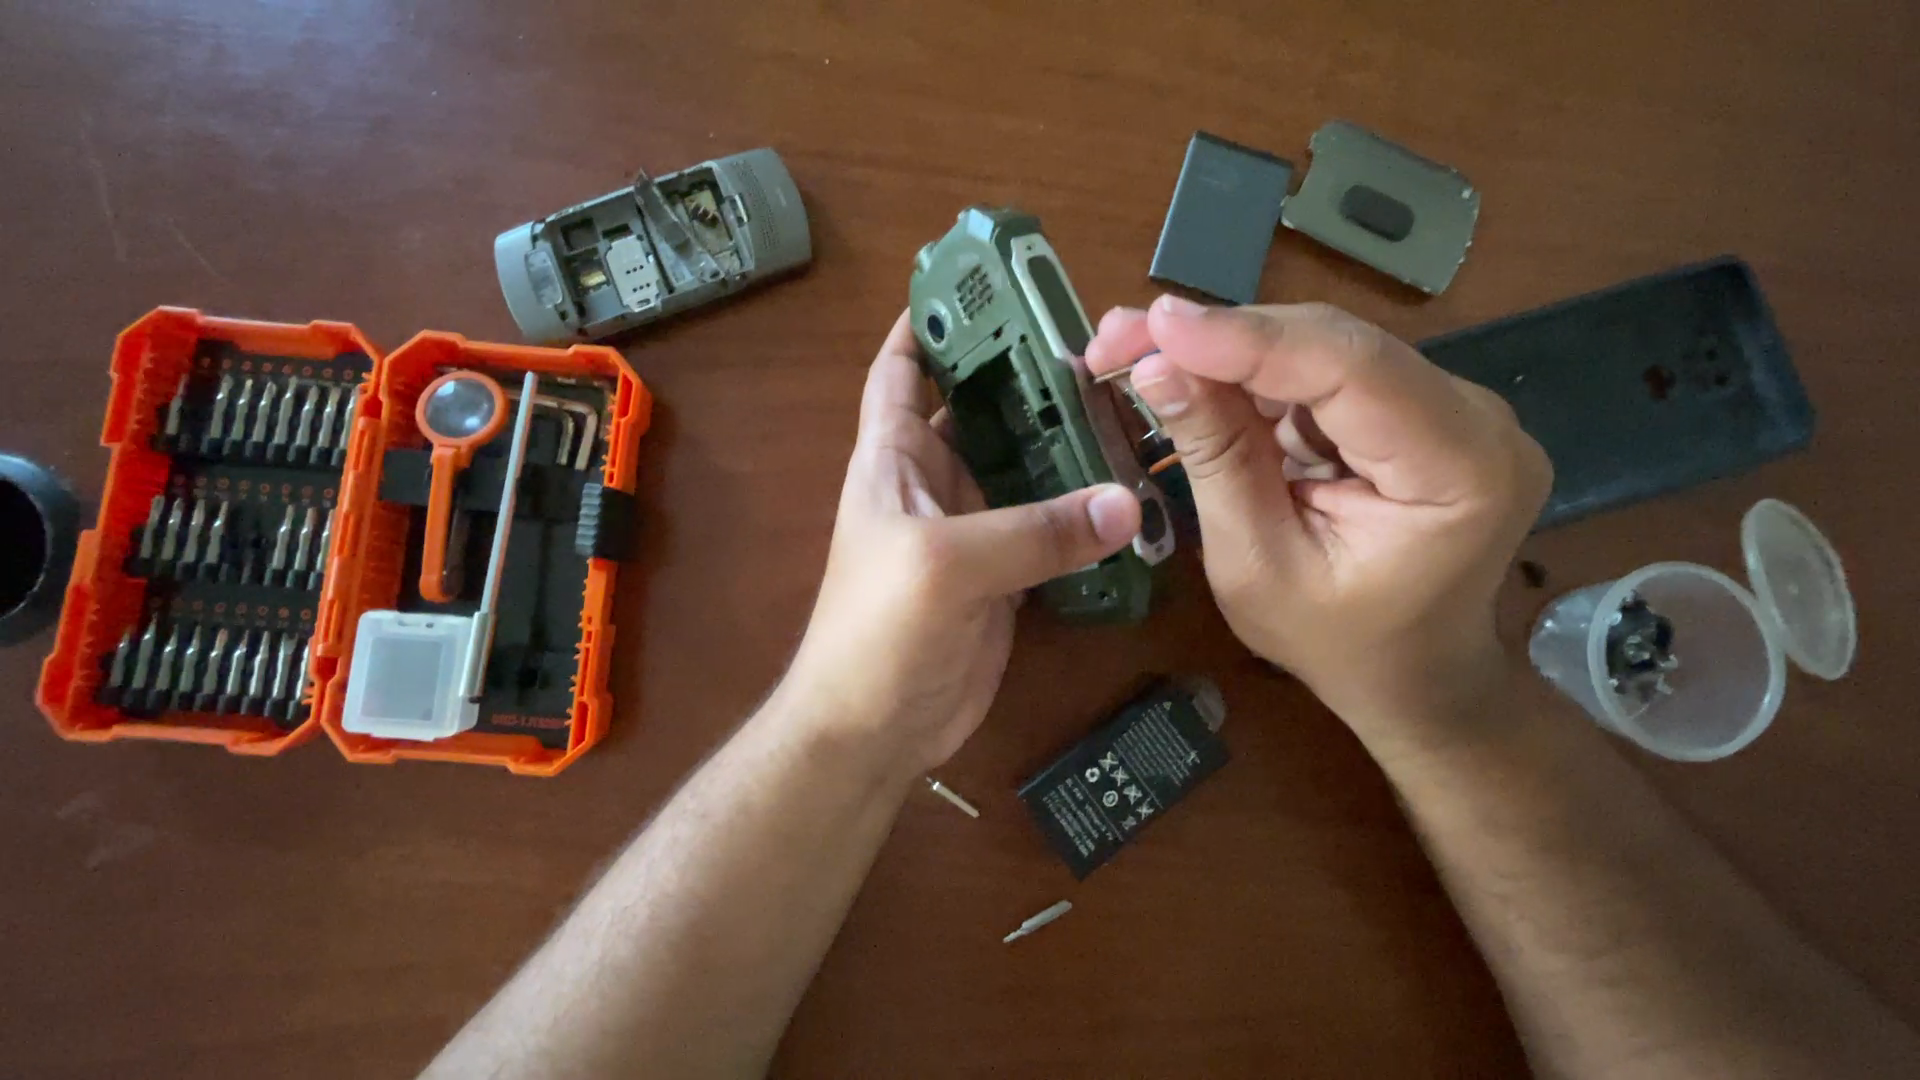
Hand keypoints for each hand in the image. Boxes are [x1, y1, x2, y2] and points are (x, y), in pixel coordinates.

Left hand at [781, 311, 1141, 773]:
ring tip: (1126, 404)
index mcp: (894, 457)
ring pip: (1022, 465)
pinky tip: (1128, 488)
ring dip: (1062, 439)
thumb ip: (1034, 532)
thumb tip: (1130, 503)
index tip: (981, 281)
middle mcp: (933, 481)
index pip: (902, 368)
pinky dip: (1081, 506)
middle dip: (1025, 374)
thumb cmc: (879, 631)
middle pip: (981, 408)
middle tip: (1097, 342)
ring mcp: (972, 528)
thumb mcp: (946, 565)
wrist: (875, 727)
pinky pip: (1047, 523)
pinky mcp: (1004, 571)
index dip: (929, 321)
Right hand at [1085, 297, 1550, 754]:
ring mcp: (1447, 407)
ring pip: (1317, 352)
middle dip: (1218, 339)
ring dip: (1222, 351)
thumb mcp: (1257, 564)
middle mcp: (1472, 418)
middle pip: (1331, 347)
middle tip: (1119, 338)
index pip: (1349, 370)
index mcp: (1461, 470)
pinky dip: (1247, 376)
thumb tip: (1156, 368)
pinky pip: (1318, 376)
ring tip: (1134, 352)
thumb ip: (1216, 460)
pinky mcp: (1411, 409)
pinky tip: (1188, 375)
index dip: (1246, 339)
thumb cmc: (1336, 644)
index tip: (1154, 325)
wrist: (1411, 677)